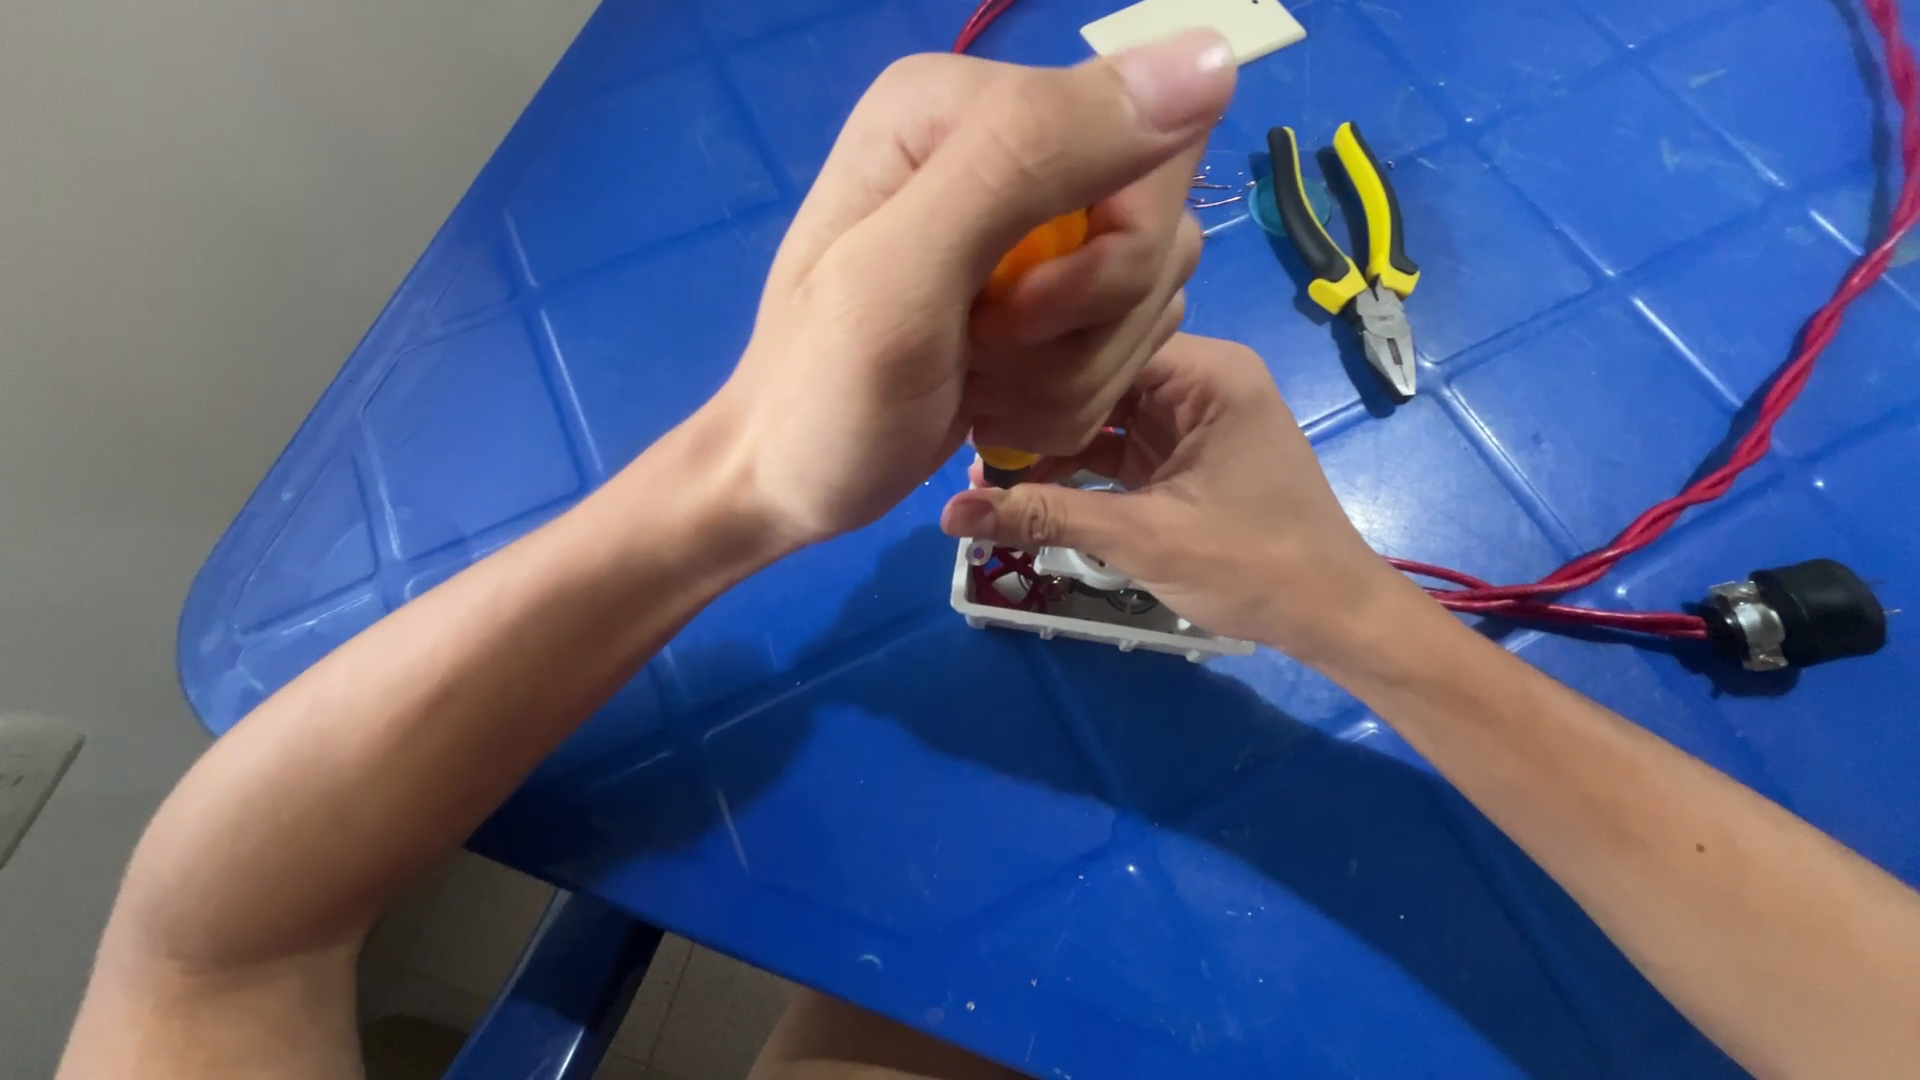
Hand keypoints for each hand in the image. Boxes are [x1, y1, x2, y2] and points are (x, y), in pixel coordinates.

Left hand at [704, 31, 1236, 544]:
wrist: (797, 481)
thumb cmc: (824, 395)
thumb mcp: (904, 278)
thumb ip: (1030, 156)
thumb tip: (1211, 59)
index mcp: (963, 109)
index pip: (1144, 144)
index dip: (1103, 260)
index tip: (1002, 321)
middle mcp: (1009, 152)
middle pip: (1156, 230)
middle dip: (1081, 330)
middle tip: (982, 359)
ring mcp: (1034, 233)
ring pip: (1151, 300)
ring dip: (1071, 375)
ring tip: (980, 389)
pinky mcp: (1049, 302)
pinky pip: (1128, 344)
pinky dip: (1069, 398)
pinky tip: (997, 405)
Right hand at [939, 333, 1419, 657]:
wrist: (1328, 616)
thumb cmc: (1251, 565)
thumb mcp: (1142, 538)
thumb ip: (1046, 517)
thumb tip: (950, 515)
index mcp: (1206, 374)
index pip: (1101, 346)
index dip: (1034, 371)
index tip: (971, 400)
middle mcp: (1199, 381)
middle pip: (1099, 380)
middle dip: (1036, 414)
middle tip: (967, 438)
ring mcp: (1191, 419)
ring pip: (1104, 417)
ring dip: (1052, 445)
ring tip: (984, 470)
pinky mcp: (1183, 456)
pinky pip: (1118, 447)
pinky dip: (1079, 468)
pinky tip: (1028, 486)